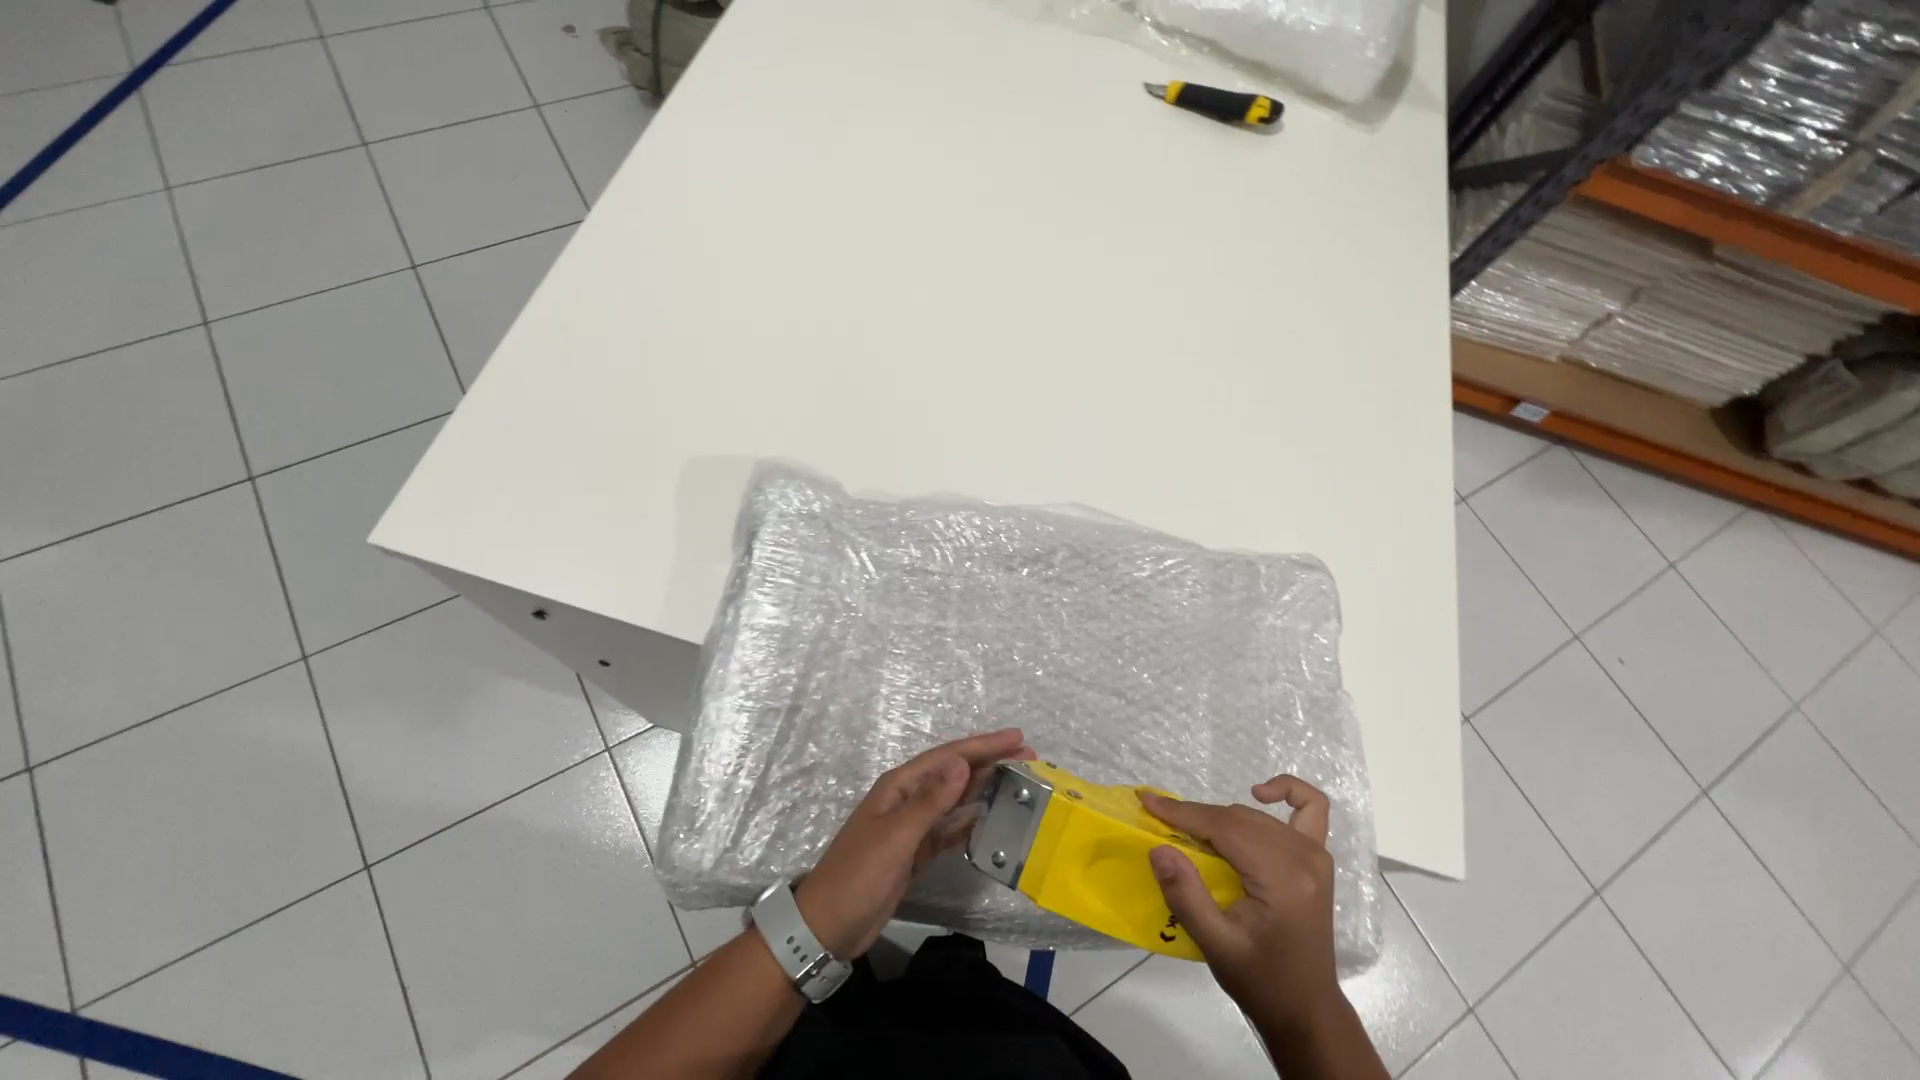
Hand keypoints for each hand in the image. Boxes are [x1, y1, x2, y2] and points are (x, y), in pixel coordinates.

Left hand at [793, 729, 1033, 958]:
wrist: (829, 925)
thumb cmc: (859, 875)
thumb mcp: (896, 837)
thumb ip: (931, 801)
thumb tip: (962, 763)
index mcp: (898, 788)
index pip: (947, 758)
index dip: (983, 746)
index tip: (1018, 738)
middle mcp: (906, 800)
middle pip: (954, 773)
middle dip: (989, 762)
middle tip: (1029, 757)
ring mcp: (910, 827)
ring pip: (954, 799)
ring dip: (983, 788)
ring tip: (1017, 781)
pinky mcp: (915, 853)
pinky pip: (949, 830)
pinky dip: (970, 822)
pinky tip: (990, 820)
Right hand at [1140, 776, 1340, 1030]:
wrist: (1305, 1007)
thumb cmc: (1259, 979)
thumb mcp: (1215, 944)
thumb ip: (1186, 895)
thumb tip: (1159, 849)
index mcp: (1281, 878)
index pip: (1226, 828)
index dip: (1183, 813)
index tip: (1147, 803)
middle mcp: (1304, 858)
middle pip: (1239, 818)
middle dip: (1195, 816)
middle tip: (1157, 820)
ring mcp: (1315, 856)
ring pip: (1257, 817)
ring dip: (1221, 816)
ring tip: (1187, 825)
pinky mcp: (1317, 859)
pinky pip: (1310, 809)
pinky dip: (1289, 792)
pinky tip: (1261, 792)